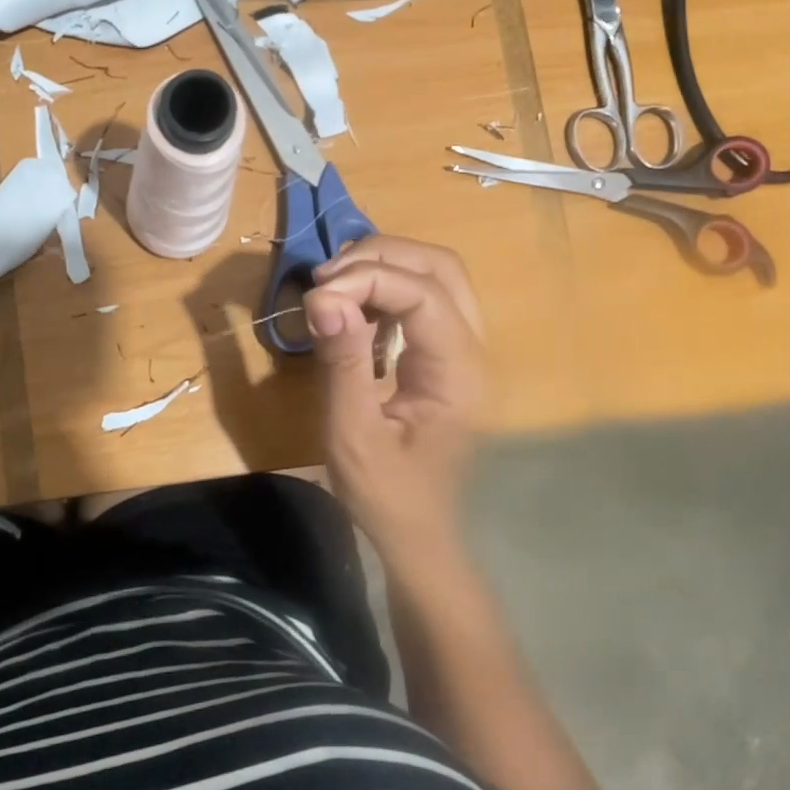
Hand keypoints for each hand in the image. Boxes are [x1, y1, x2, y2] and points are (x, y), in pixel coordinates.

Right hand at [303, 237, 484, 555]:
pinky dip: (387, 290)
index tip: (316, 294)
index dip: (368, 278)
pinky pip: (424, 301)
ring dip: (385, 267)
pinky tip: (352, 309)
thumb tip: (325, 298)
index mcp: (457, 373)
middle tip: (325, 279)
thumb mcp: (352, 434)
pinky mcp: (445, 358)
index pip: (424, 293)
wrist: (417, 533)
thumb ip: (343, 362)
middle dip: (382, 256)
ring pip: (437, 277)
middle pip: (441, 268)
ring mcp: (462, 353)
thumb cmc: (384, 494)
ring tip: (333, 287)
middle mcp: (472, 352)